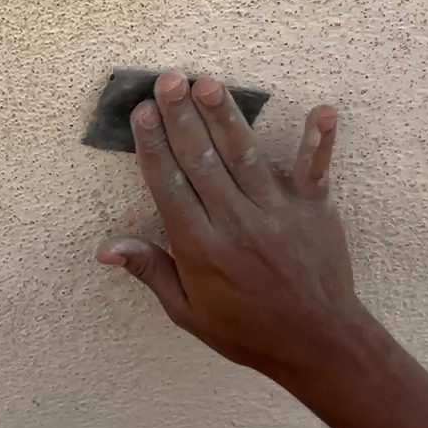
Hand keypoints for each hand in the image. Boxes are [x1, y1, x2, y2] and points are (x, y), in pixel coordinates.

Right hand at [97, 71, 385, 384]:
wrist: (320, 347)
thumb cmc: (248, 329)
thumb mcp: (188, 312)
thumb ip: (150, 270)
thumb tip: (105, 248)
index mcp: (202, 249)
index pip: (169, 186)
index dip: (153, 146)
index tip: (141, 112)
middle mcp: (237, 224)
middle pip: (201, 161)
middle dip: (181, 117)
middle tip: (168, 80)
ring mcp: (277, 213)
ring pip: (244, 156)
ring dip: (226, 117)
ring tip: (208, 83)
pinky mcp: (313, 209)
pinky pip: (315, 171)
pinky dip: (319, 142)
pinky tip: (322, 110)